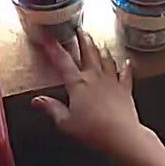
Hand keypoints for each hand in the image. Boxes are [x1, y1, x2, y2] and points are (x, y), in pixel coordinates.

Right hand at [31, 31, 156, 159]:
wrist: (122, 136)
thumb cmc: (92, 130)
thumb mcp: (65, 122)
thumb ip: (51, 108)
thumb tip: (37, 101)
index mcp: (77, 84)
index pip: (62, 61)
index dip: (53, 48)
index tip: (48, 37)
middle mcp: (95, 77)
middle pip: (88, 52)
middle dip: (82, 39)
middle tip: (79, 29)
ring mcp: (112, 81)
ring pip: (106, 59)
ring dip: (101, 49)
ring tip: (98, 41)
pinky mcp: (125, 90)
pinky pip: (126, 74)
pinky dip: (126, 66)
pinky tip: (127, 61)